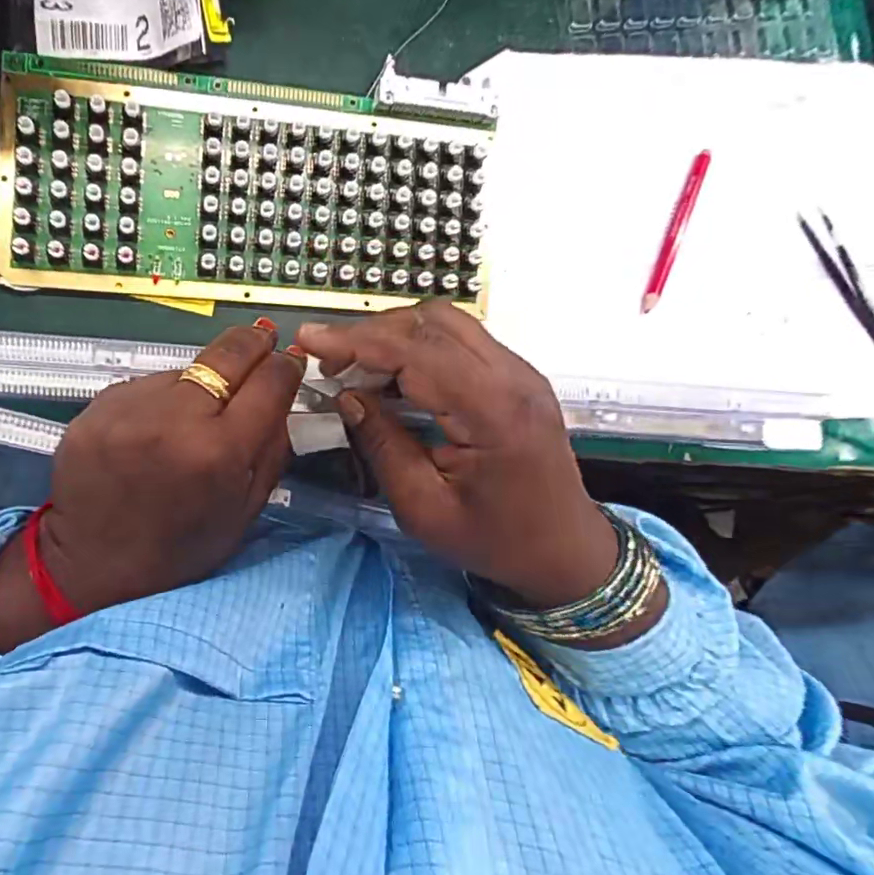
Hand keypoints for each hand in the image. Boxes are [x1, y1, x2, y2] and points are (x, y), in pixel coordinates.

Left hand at [0, 322, 304, 650]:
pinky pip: (145, 386)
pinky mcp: (96, 406)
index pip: (270, 381)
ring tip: (191, 418)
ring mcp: (129, 408)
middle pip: (228, 353)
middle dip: (253, 343)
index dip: (287, 366)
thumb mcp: (241, 513)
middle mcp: (172, 419)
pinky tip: (152, 430)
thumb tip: (285, 398)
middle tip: (263, 340)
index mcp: (218, 452)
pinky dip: (159, 399)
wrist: (91, 563)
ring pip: (183, 370)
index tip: (290, 362)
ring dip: (199, 382)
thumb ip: (271, 451)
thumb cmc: (176, 551)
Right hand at [295, 302, 618, 610]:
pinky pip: (458, 340)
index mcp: (491, 411)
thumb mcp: (422, 507)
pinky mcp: (515, 376)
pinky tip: (390, 375)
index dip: (354, 340)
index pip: (414, 351)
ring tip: (353, 367)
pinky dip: (415, 346)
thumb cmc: (494, 539)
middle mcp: (512, 376)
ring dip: (391, 336)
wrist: (566, 552)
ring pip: (444, 323)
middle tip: (328, 364)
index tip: (307, 339)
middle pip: (430, 322)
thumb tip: (347, 397)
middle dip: (369, 334)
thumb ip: (382, 445)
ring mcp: (519, 371)